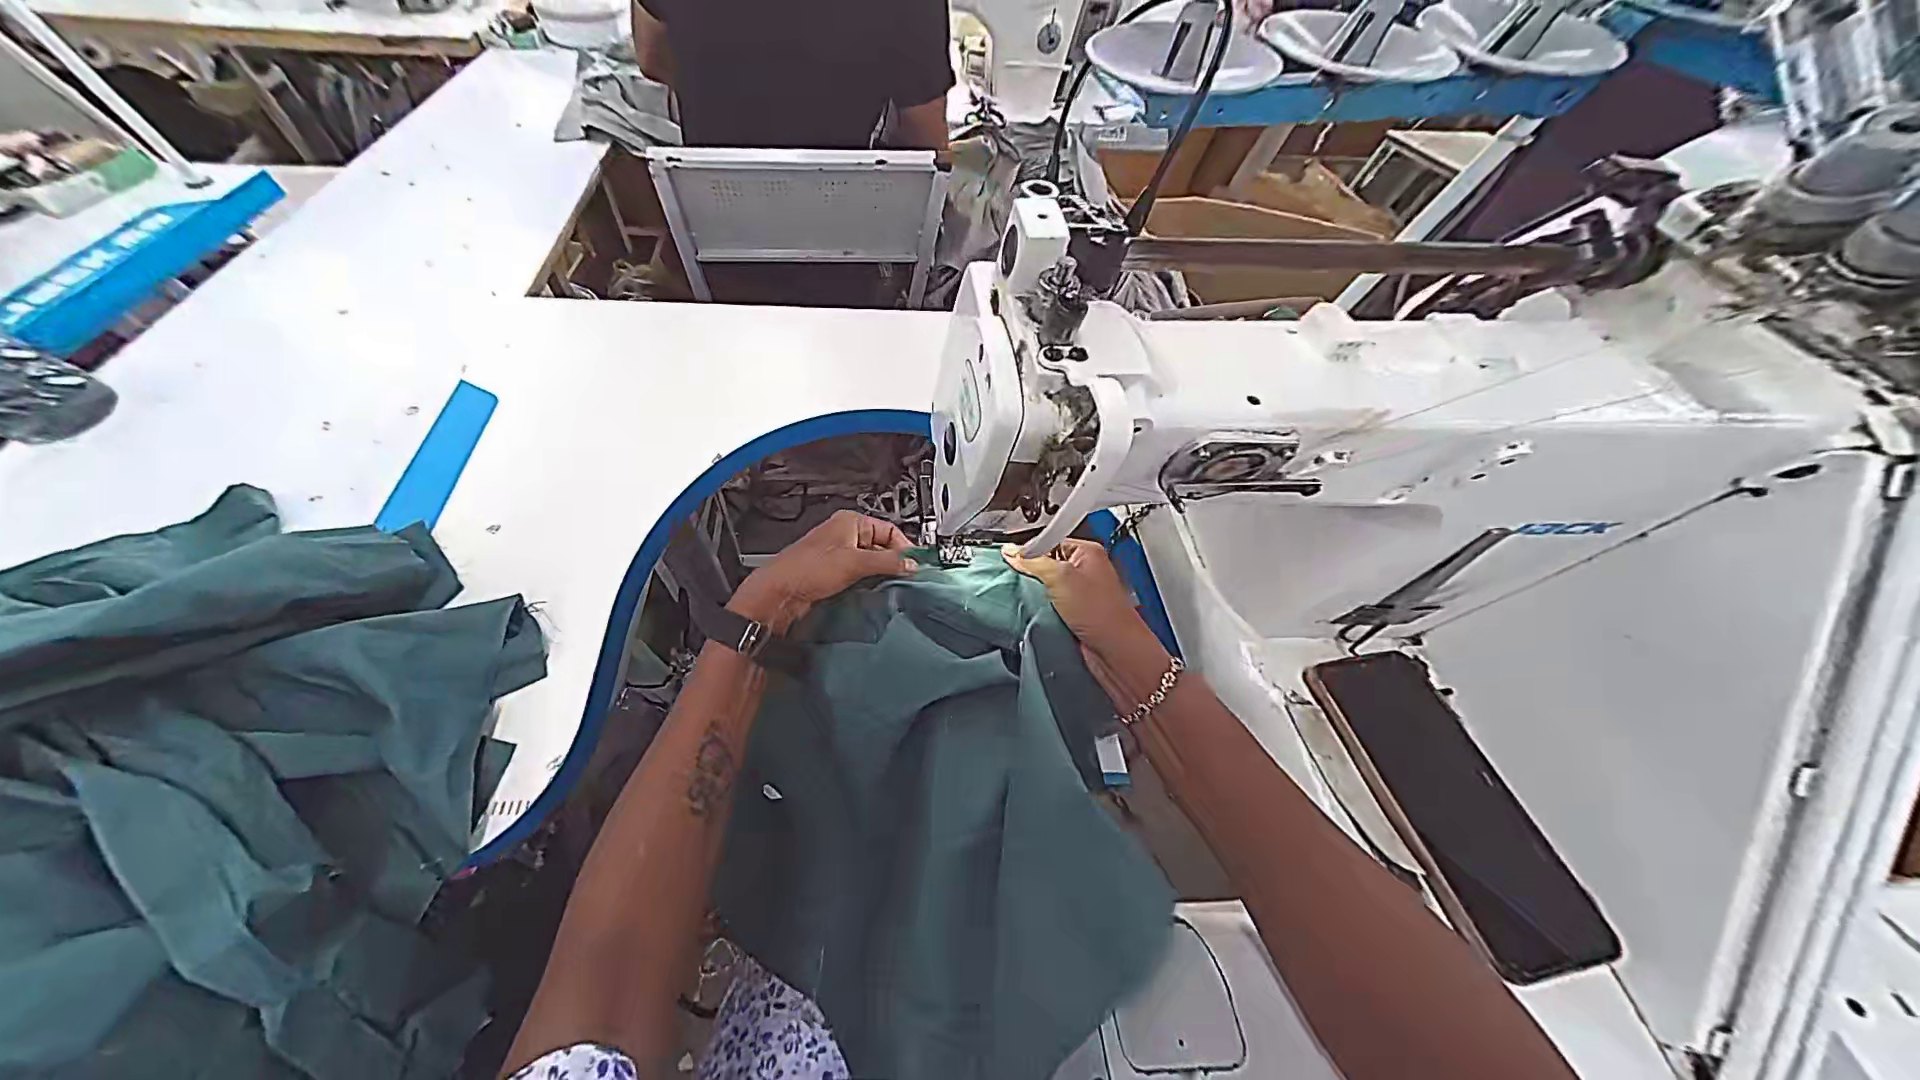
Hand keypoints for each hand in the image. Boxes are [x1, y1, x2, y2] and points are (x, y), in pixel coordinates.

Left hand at [729, 511, 915, 632]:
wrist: (779, 594)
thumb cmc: (804, 569)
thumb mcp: (854, 562)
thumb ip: (887, 562)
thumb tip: (911, 562)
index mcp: (850, 522)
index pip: (889, 529)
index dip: (905, 546)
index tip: (916, 562)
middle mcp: (845, 536)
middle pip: (883, 547)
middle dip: (894, 562)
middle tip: (907, 576)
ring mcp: (840, 556)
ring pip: (873, 563)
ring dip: (882, 574)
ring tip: (891, 585)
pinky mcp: (836, 574)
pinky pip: (862, 576)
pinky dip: (871, 583)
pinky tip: (875, 592)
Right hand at [1002, 539, 1157, 658]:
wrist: (1114, 650)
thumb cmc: (1101, 613)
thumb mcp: (1061, 577)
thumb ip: (1034, 562)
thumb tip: (1013, 552)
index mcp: (1087, 552)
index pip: (1050, 541)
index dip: (1030, 549)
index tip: (1011, 557)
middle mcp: (1084, 570)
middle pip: (1046, 563)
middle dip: (1030, 573)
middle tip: (1019, 579)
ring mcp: (1079, 593)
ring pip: (1045, 586)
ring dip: (1035, 593)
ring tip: (1029, 598)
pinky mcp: (1073, 612)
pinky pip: (1048, 604)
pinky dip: (1040, 608)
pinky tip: (1035, 611)